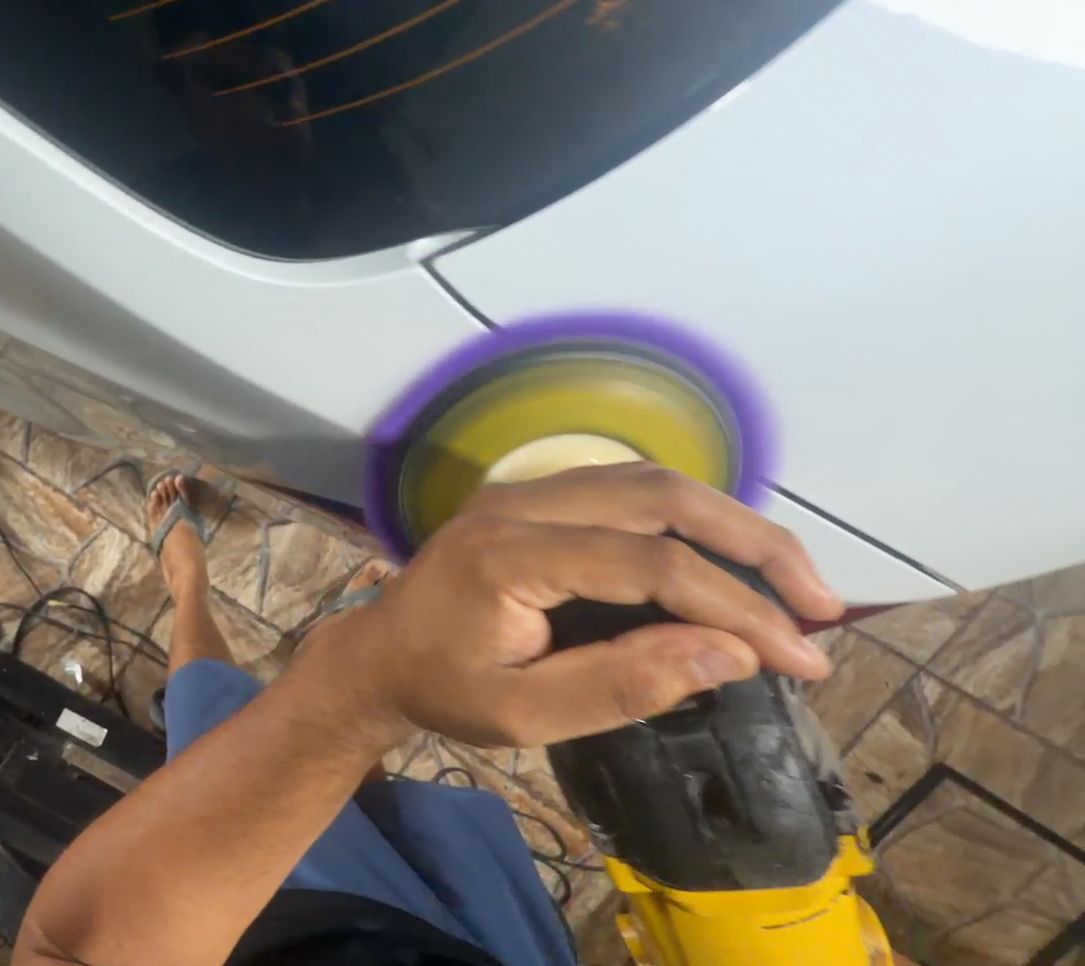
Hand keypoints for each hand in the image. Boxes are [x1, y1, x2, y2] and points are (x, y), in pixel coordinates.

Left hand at [324, 463, 844, 747]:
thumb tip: (731, 654)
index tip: (801, 658)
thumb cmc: (441, 689)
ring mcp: (517, 494)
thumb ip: (621, 686)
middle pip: (656, 495)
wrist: (377, 655)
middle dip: (752, 542)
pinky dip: (680, 517)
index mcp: (509, 557)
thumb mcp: (523, 714)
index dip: (736, 606)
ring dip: (722, 522)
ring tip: (785, 581)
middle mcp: (515, 506)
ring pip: (641, 482)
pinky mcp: (522, 500)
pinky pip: (616, 490)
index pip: (647, 562)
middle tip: (819, 603)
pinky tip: (716, 557)